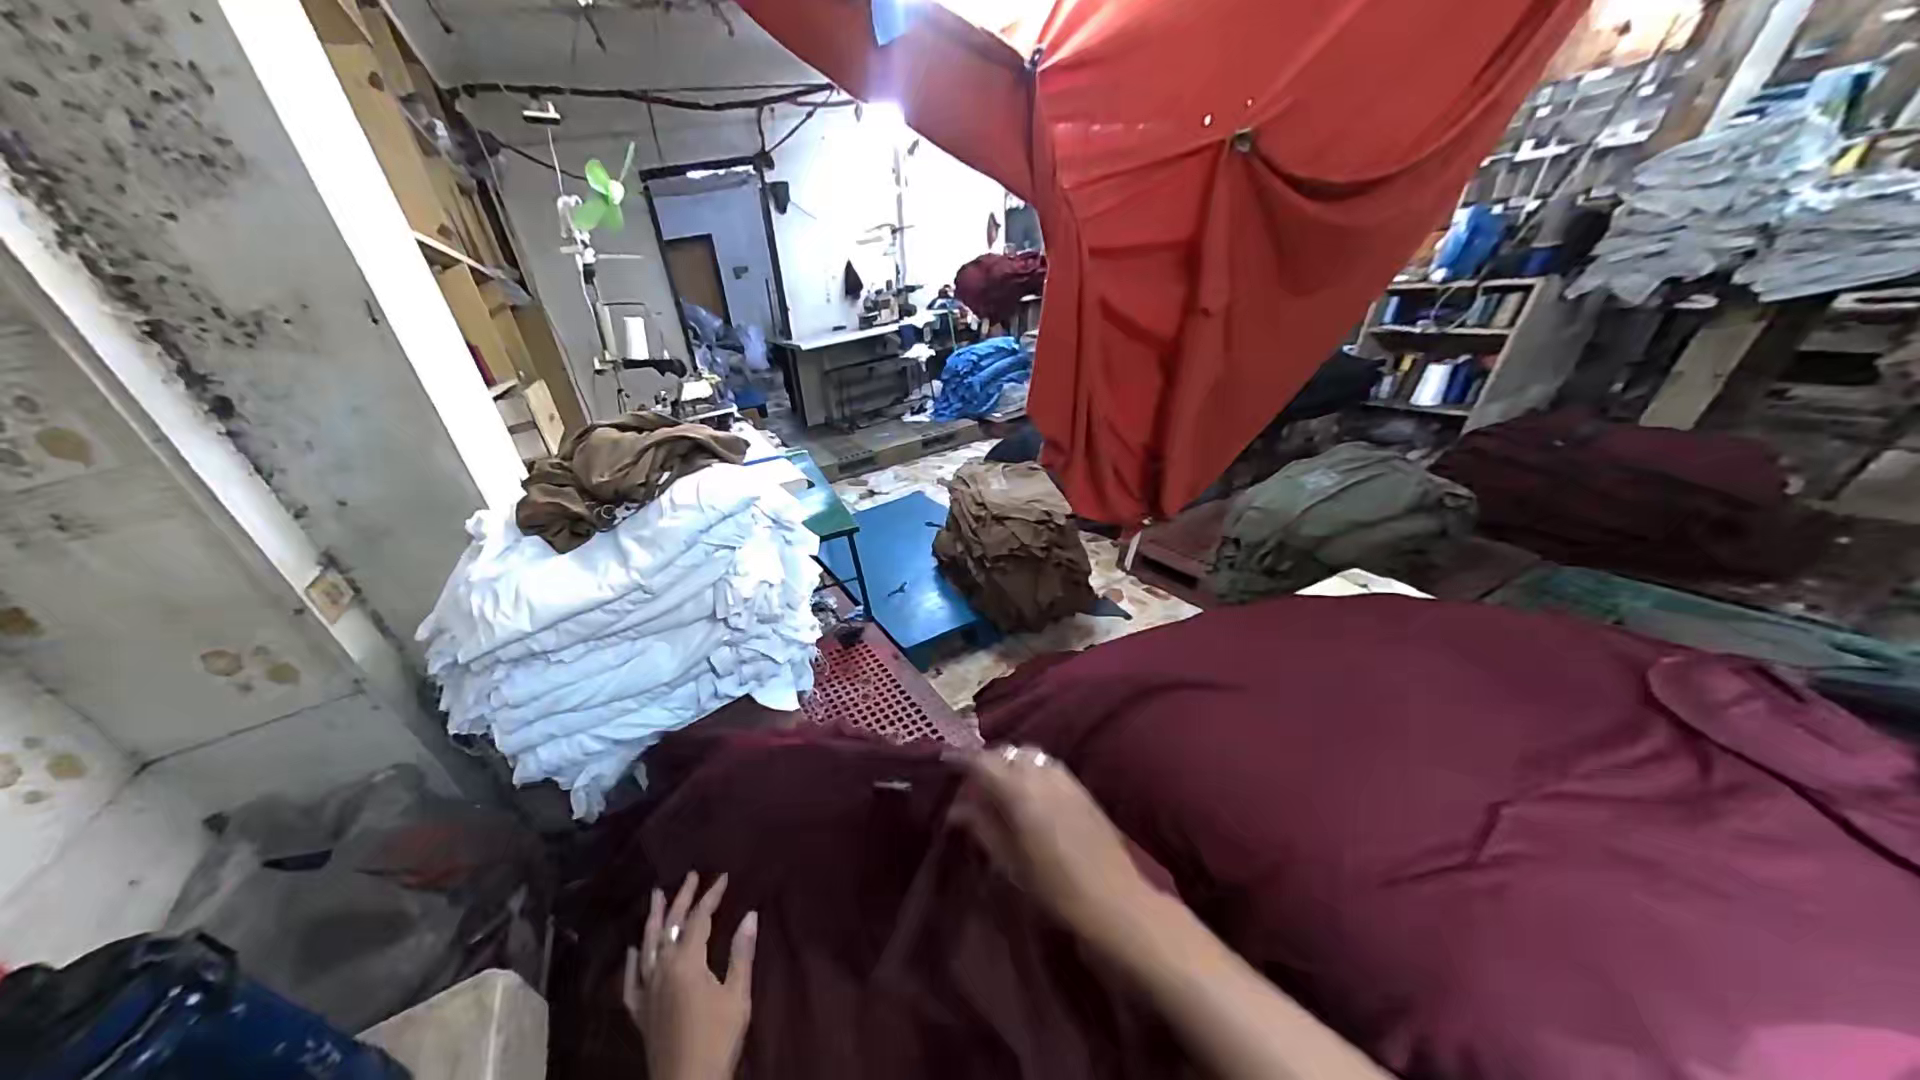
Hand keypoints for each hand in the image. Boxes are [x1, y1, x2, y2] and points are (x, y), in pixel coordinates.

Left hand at [624, 872, 757, 1079]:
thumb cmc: (718, 1038)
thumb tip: (749, 915)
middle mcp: (662, 970)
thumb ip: (741, 954)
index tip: (723, 877)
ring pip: (648, 946)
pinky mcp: (640, 1011)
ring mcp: (647, 991)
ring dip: (654, 919)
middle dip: (682, 899)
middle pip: (671, 926)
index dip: (711, 896)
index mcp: (687, 963)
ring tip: (656, 896)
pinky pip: (632, 979)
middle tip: (690, 875)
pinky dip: (633, 961)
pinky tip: (634, 950)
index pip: (699, 919)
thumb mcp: (737, 995)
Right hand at [950, 745, 1155, 936]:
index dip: (961, 760)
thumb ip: (981, 827)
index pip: (982, 761)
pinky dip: (1030, 769)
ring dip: (1010, 762)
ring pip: (1028, 754)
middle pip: (1005, 752)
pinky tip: (1028, 793)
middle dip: (986, 761)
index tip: (945, 764)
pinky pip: (1047, 765)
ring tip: (999, 787)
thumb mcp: (1009, 861)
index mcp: (1019, 790)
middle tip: (971, 784)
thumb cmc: (1054, 886)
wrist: (1112, 898)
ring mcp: (1064, 777)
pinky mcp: (1080, 786)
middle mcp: (1041, 774)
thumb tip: (956, 809)